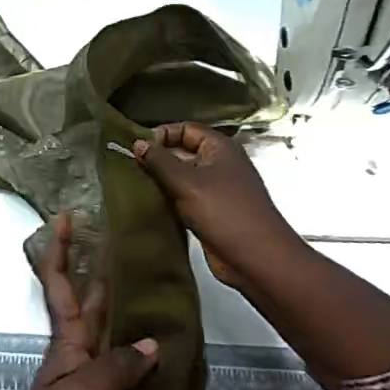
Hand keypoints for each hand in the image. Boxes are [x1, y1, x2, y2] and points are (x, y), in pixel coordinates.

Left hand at [0, 216, 157, 389]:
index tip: (64, 215)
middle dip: (99, 269)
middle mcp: (78, 358)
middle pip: (89, 303)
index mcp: (65, 345)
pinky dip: (143, 360)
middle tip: (121, 237)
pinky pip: (127, 376)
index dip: (59, 248)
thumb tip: (151, 342)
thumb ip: (116, 368)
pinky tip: (166, 354)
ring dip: (126, 311)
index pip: (59, 285)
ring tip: (154, 286)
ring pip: (110, 337)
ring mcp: (91, 387)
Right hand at [132, 122, 303, 289]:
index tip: (138, 149)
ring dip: (161, 180)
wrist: (258, 260)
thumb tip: (138, 143)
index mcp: (220, 148)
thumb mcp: (186, 182)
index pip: (185, 129)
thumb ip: (160, 161)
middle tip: (131, 167)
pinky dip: (168, 198)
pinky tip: (149, 203)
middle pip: (182, 151)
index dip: (162, 134)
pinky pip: (184, 197)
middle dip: (158, 158)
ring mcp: (216, 189)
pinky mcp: (211, 212)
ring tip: (135, 184)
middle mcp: (219, 164)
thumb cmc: (224, 212)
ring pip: (181, 176)